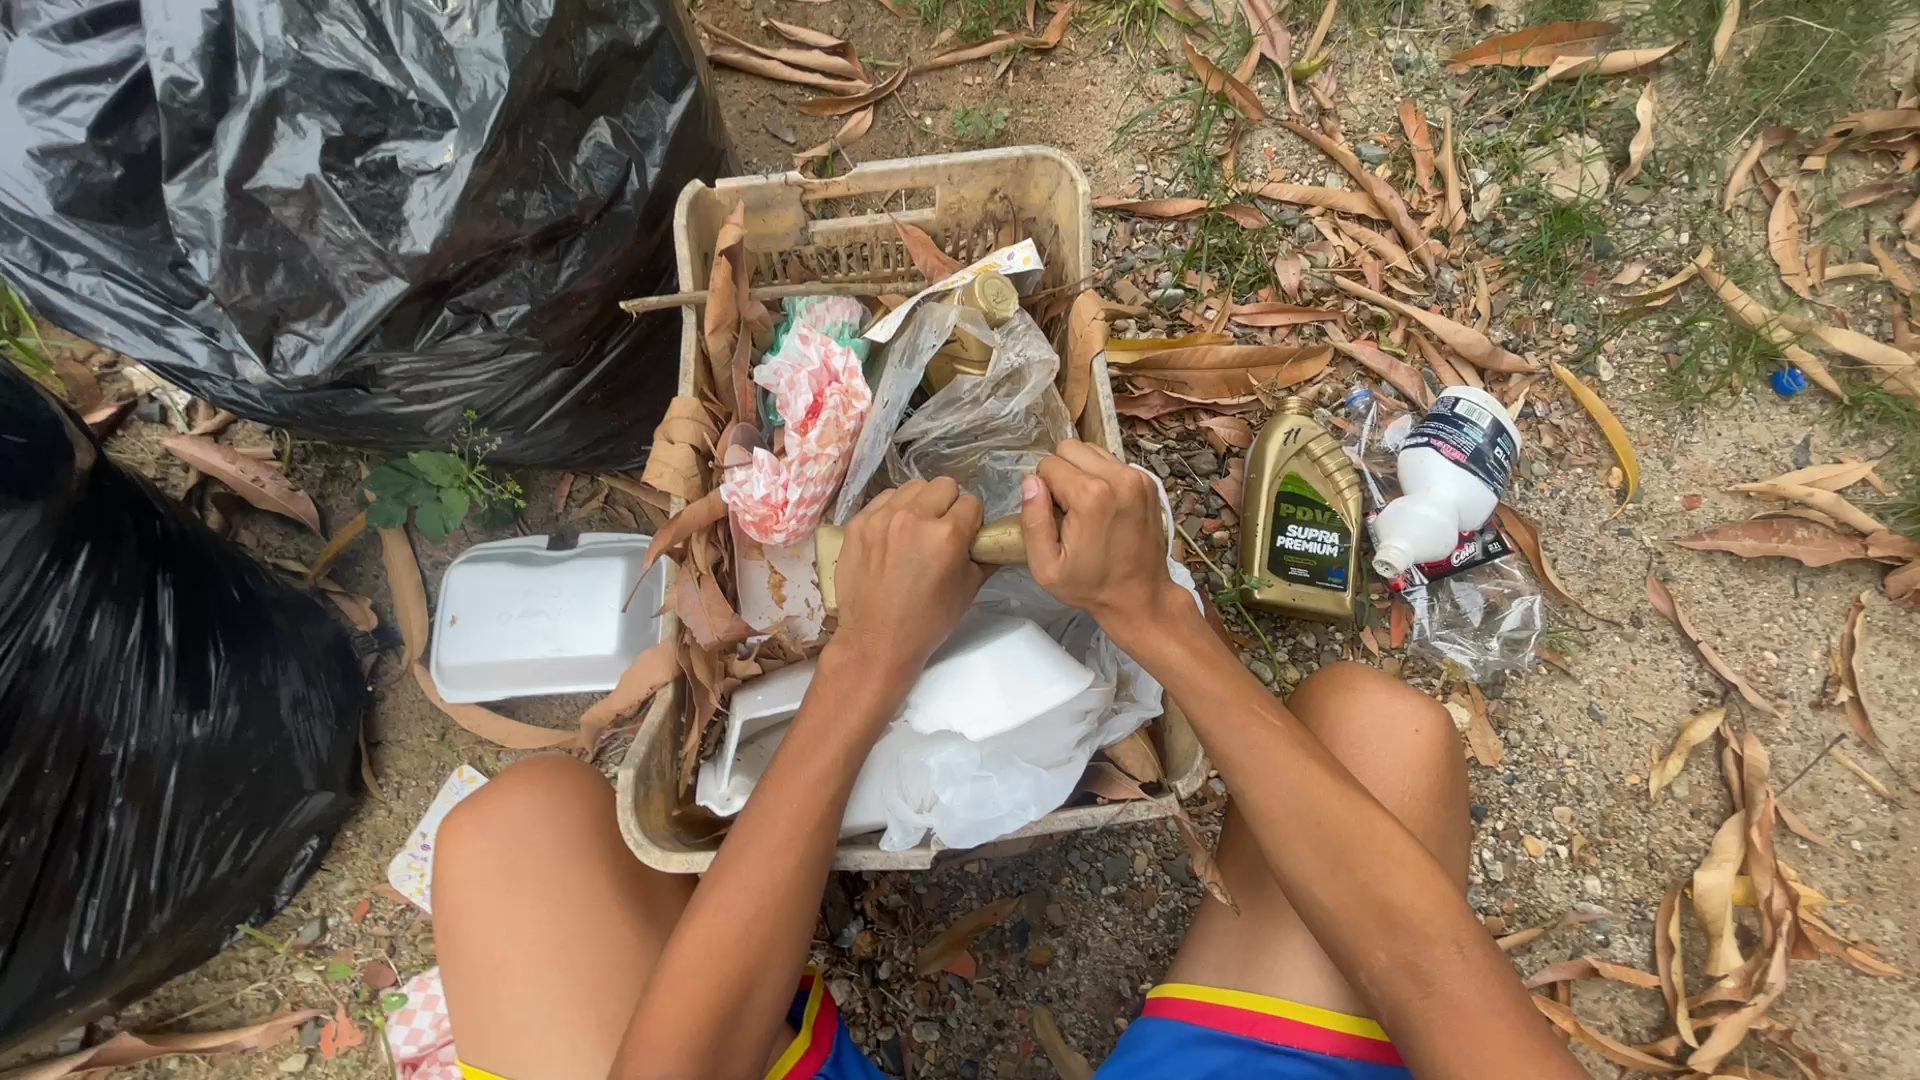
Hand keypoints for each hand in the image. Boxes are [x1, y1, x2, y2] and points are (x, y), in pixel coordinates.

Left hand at [828, 477, 992, 679]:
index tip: (965, 537)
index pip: (972, 503)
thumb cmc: (927, 621)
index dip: (972, 520)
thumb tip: (990, 539)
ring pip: (913, 487)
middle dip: (949, 505)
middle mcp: (913, 517)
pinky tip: (893, 535)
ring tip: (916, 530)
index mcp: (946, 534)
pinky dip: (894, 510)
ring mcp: (881, 518)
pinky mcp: (858, 523)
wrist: (876, 640)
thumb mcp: (968, 590)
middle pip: (944, 486)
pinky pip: (884, 499)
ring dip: (921, 503)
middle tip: (942, 531)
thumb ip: (984, 556)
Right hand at [1020, 440, 1190, 632]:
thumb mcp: (1046, 567)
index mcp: (1091, 497)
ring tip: (1085, 506)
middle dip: (1061, 473)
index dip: (1042, 489)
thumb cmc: (1091, 585)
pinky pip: (1111, 461)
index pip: (1048, 465)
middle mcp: (1118, 478)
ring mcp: (1137, 477)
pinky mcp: (1147, 481)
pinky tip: (1103, 505)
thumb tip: (1030, 482)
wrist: (1141, 595)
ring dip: (1081, 471)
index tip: (1054, 516)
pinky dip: (1101, 475)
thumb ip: (1033, 521)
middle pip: (1069, 448)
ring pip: (1091, 450)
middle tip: (1066, 507)